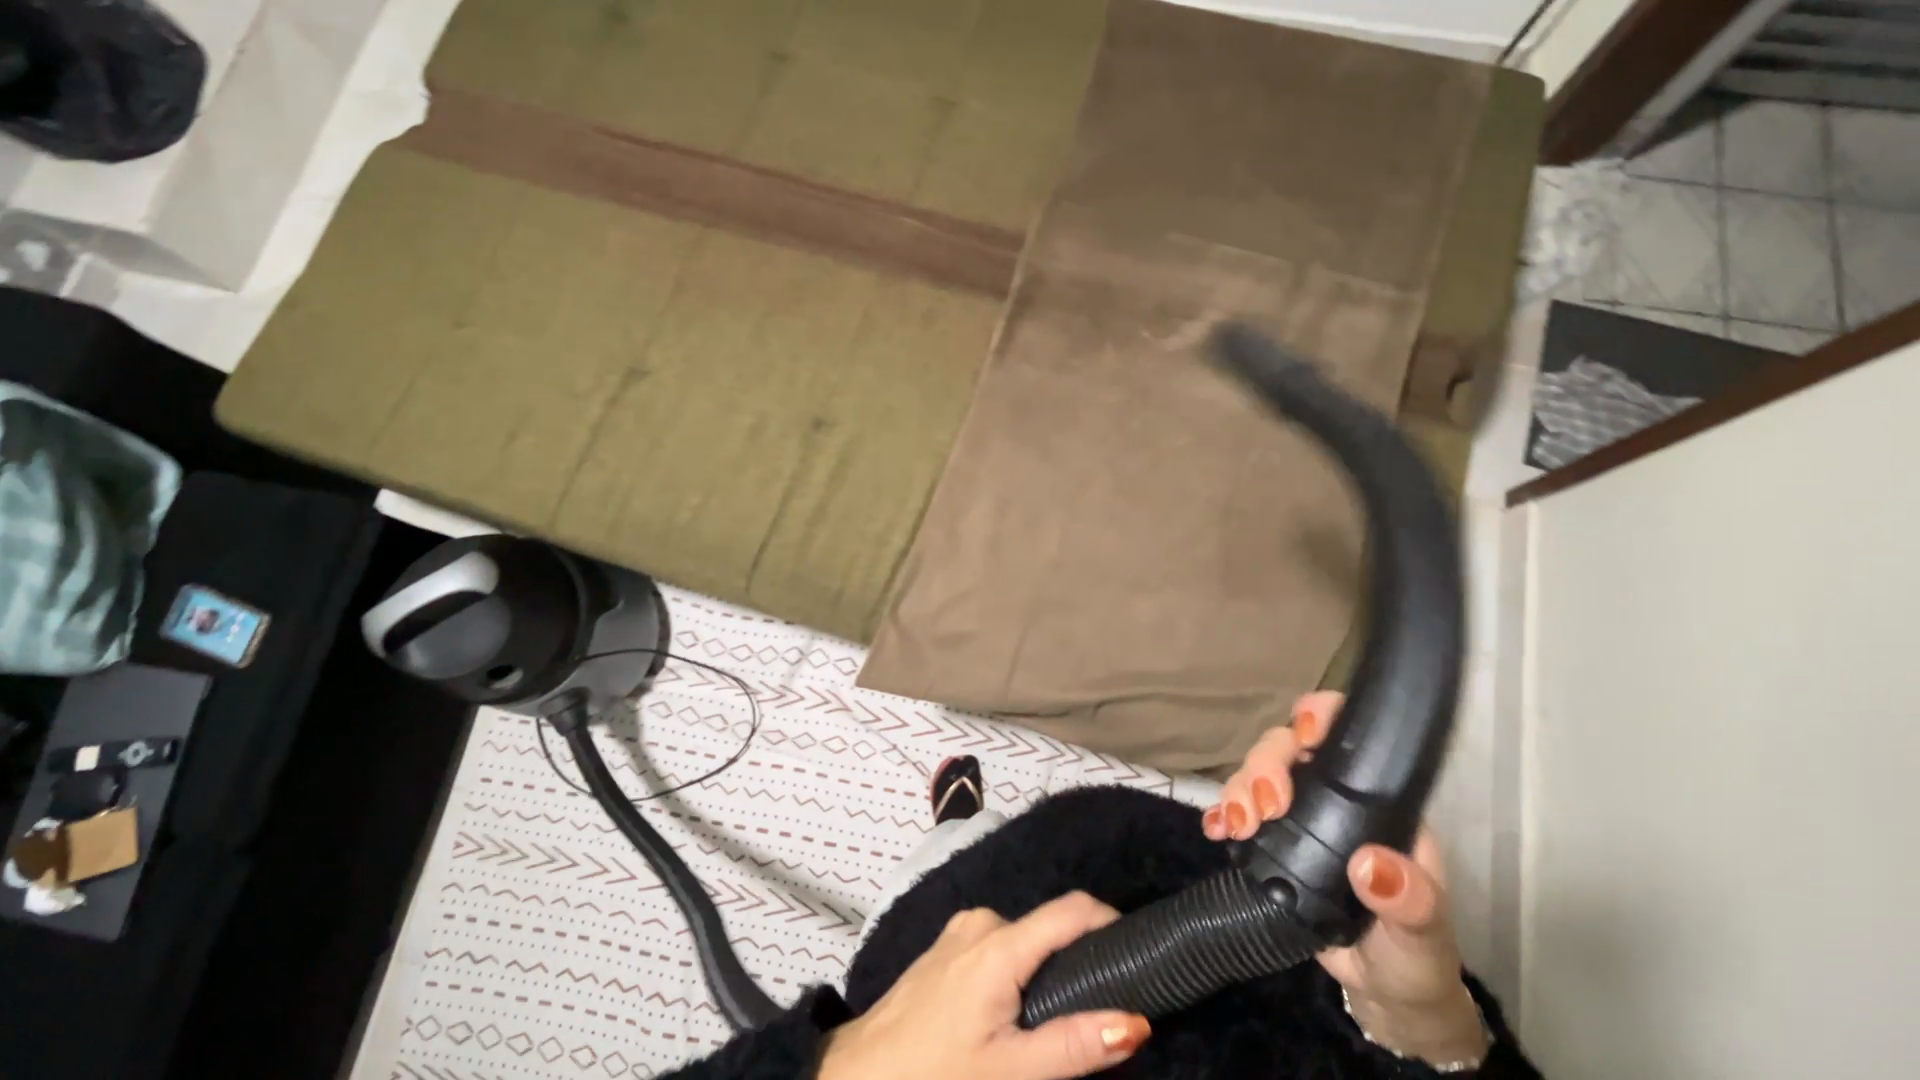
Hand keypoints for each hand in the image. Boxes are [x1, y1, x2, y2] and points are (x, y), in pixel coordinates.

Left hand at [819, 892, 1153, 1079]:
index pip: (1073, 910)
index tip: (1141, 952)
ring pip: (1023, 940)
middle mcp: (980, 923)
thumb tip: (1137, 1021)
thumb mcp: (1011, 1070)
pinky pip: (998, 948)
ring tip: (1055, 1019)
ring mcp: (958, 933)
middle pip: (1049, 928)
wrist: (856, 1077)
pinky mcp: (945, 949)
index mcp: (999, 944)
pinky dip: (1018, 971)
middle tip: (1099, 1006)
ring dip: (1046, 970)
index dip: (1113, 922)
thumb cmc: (935, 1072)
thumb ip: (1074, 1044)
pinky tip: (1013, 1014)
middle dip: (1079, 960)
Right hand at [1203, 692, 1489, 1066]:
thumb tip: (1371, 865)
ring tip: (1235, 827)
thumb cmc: (1417, 955)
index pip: (1350, 737)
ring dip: (1239, 789)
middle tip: (1262, 809)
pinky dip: (1221, 814)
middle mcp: (1335, 798)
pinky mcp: (1272, 845)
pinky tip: (1214, 830)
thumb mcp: (1424, 933)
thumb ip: (1408, 901)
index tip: (1305, 740)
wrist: (1385, 992)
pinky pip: (1239, 813)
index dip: (1322, 718)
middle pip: (1290, 748)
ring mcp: (1301, 819)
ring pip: (1259, 775)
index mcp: (1380, 803)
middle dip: (1266, 765)